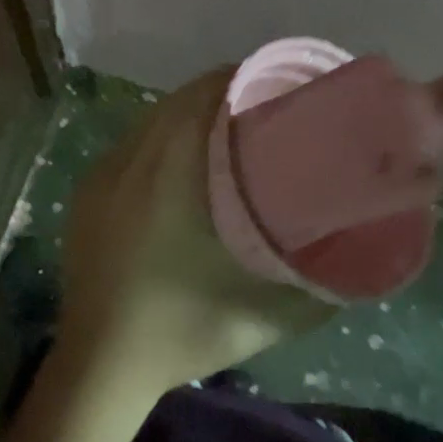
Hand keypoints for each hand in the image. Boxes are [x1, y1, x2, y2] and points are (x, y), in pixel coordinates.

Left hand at [1, 70, 334, 441]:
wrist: (99, 362)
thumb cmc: (180, 329)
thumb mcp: (261, 316)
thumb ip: (316, 290)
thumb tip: (356, 265)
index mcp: (169, 172)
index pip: (200, 97)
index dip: (234, 79)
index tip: (269, 82)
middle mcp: (130, 159)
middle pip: (174, 102)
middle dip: (214, 92)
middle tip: (255, 105)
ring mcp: (102, 173)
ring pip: (148, 120)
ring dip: (182, 113)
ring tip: (220, 127)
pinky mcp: (86, 190)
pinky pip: (127, 145)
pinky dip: (155, 137)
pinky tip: (173, 162)